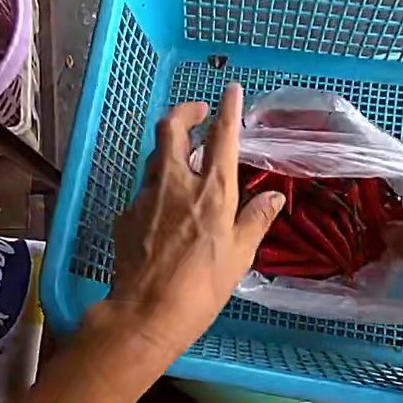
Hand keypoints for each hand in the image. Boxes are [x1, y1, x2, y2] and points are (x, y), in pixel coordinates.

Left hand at [90, 83, 283, 359]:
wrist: (147, 312)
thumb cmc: (204, 286)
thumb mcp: (241, 255)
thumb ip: (256, 219)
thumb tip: (275, 196)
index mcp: (212, 190)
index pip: (221, 136)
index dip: (227, 109)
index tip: (230, 89)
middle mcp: (176, 183)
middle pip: (170, 128)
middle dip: (184, 110)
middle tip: (197, 112)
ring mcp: (146, 196)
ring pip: (155, 157)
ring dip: (170, 149)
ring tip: (184, 159)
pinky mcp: (127, 215)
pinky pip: (145, 191)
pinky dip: (159, 189)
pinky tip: (166, 212)